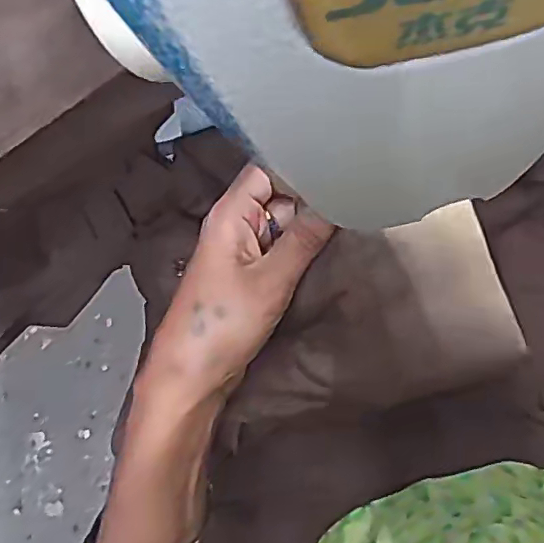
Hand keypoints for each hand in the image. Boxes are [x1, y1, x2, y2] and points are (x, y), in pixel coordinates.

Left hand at [134, 164, 334, 414]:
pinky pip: (280, 251)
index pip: (268, 169)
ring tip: (344, 228)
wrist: (192, 375)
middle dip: (311, 202)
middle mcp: (235, 225)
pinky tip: (323, 255)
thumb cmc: (221, 325)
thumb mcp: (271, 280)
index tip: (339, 171)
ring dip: (308, 230)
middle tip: (351, 204)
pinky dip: (300, 253)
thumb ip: (305, 238)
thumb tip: (335, 198)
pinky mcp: (249, 275)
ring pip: (283, 226)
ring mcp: (242, 251)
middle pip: (280, 197)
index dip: (301, 167)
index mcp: (230, 214)